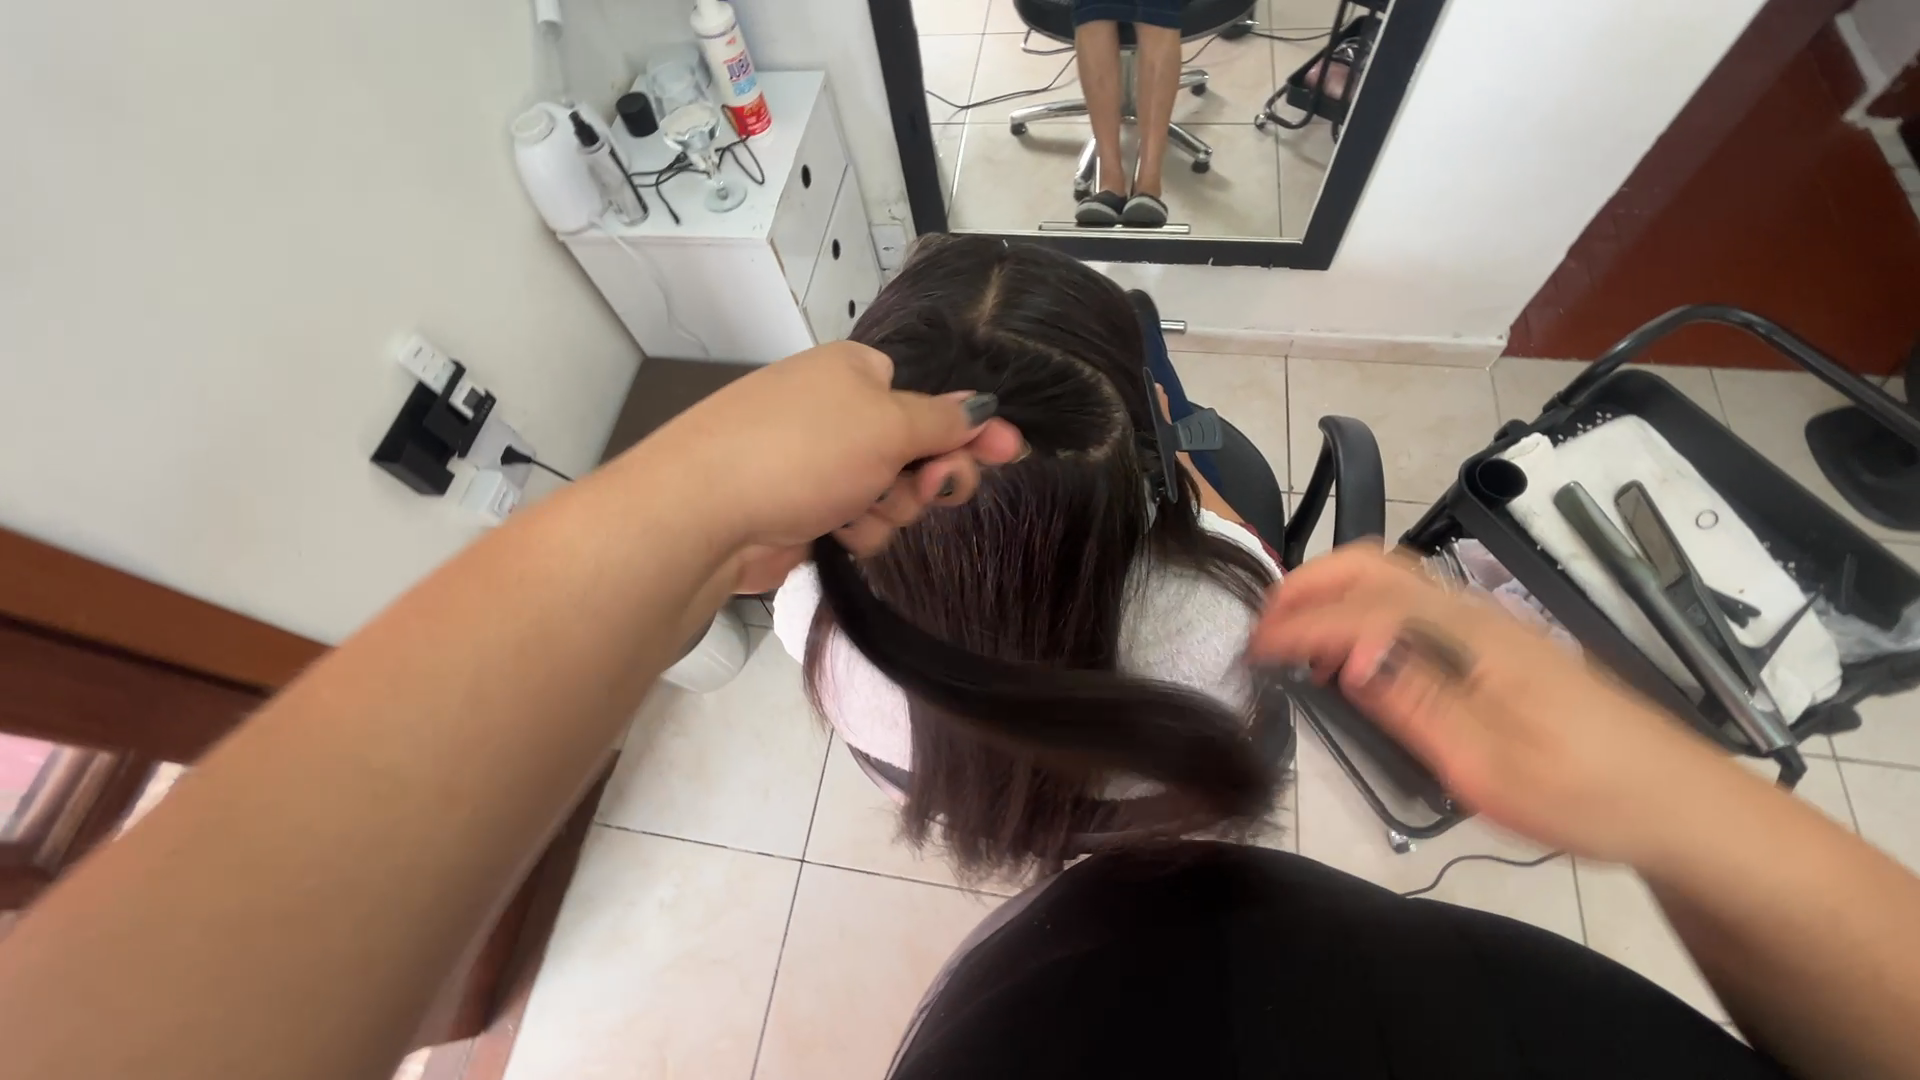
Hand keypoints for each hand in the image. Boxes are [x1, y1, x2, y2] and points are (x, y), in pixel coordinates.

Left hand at [644, 342, 1024, 589]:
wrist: (706, 511)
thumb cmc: (804, 451)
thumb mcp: (887, 425)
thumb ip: (944, 419)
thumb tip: (984, 404)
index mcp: (857, 373)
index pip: (932, 398)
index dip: (970, 428)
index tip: (1010, 451)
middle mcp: (841, 414)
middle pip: (919, 451)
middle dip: (927, 477)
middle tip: (928, 489)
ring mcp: (822, 464)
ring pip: (894, 494)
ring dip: (889, 509)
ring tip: (857, 511)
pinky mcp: (806, 509)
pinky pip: (862, 521)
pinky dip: (857, 529)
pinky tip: (834, 532)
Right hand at [1248, 547, 1731, 862]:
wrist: (1682, 807)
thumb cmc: (1584, 794)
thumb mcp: (1489, 767)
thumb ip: (1412, 703)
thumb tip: (1345, 655)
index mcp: (1469, 640)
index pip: (1359, 613)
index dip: (1297, 625)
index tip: (1251, 650)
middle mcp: (1471, 615)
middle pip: (1372, 565)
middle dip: (1306, 584)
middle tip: (1265, 626)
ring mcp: (1483, 623)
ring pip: (1389, 575)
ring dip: (1329, 590)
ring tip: (1294, 636)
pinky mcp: (1490, 641)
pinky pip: (1406, 600)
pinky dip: (1356, 606)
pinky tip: (1349, 652)